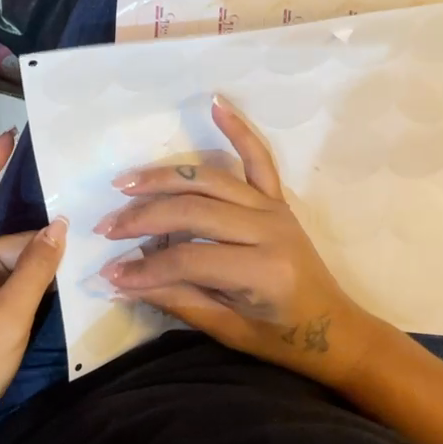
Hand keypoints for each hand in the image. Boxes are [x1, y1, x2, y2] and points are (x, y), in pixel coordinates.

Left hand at [0, 130, 66, 424]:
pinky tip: (64, 284)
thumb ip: (37, 265)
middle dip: (40, 240)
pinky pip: (14, 279)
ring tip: (81, 264)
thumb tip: (59, 225)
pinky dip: (37, 281)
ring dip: (43, 265)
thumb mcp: (12, 310)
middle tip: (83, 234)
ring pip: (16, 259)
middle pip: (8, 235)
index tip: (10, 137)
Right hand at [98, 95, 383, 387]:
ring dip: (163, 178)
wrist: (336, 331)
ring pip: (209, 180)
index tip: (109, 272)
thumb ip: (174, 299)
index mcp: (262, 272)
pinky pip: (258, 159)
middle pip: (193, 212)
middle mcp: (269, 231)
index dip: (145, 267)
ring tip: (125, 183)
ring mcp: (274, 209)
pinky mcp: (277, 199)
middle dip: (143, 219)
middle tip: (105, 227)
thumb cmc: (281, 338)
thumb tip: (118, 281)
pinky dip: (238, 130)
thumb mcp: (227, 329)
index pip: (188, 259)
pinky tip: (216, 104)